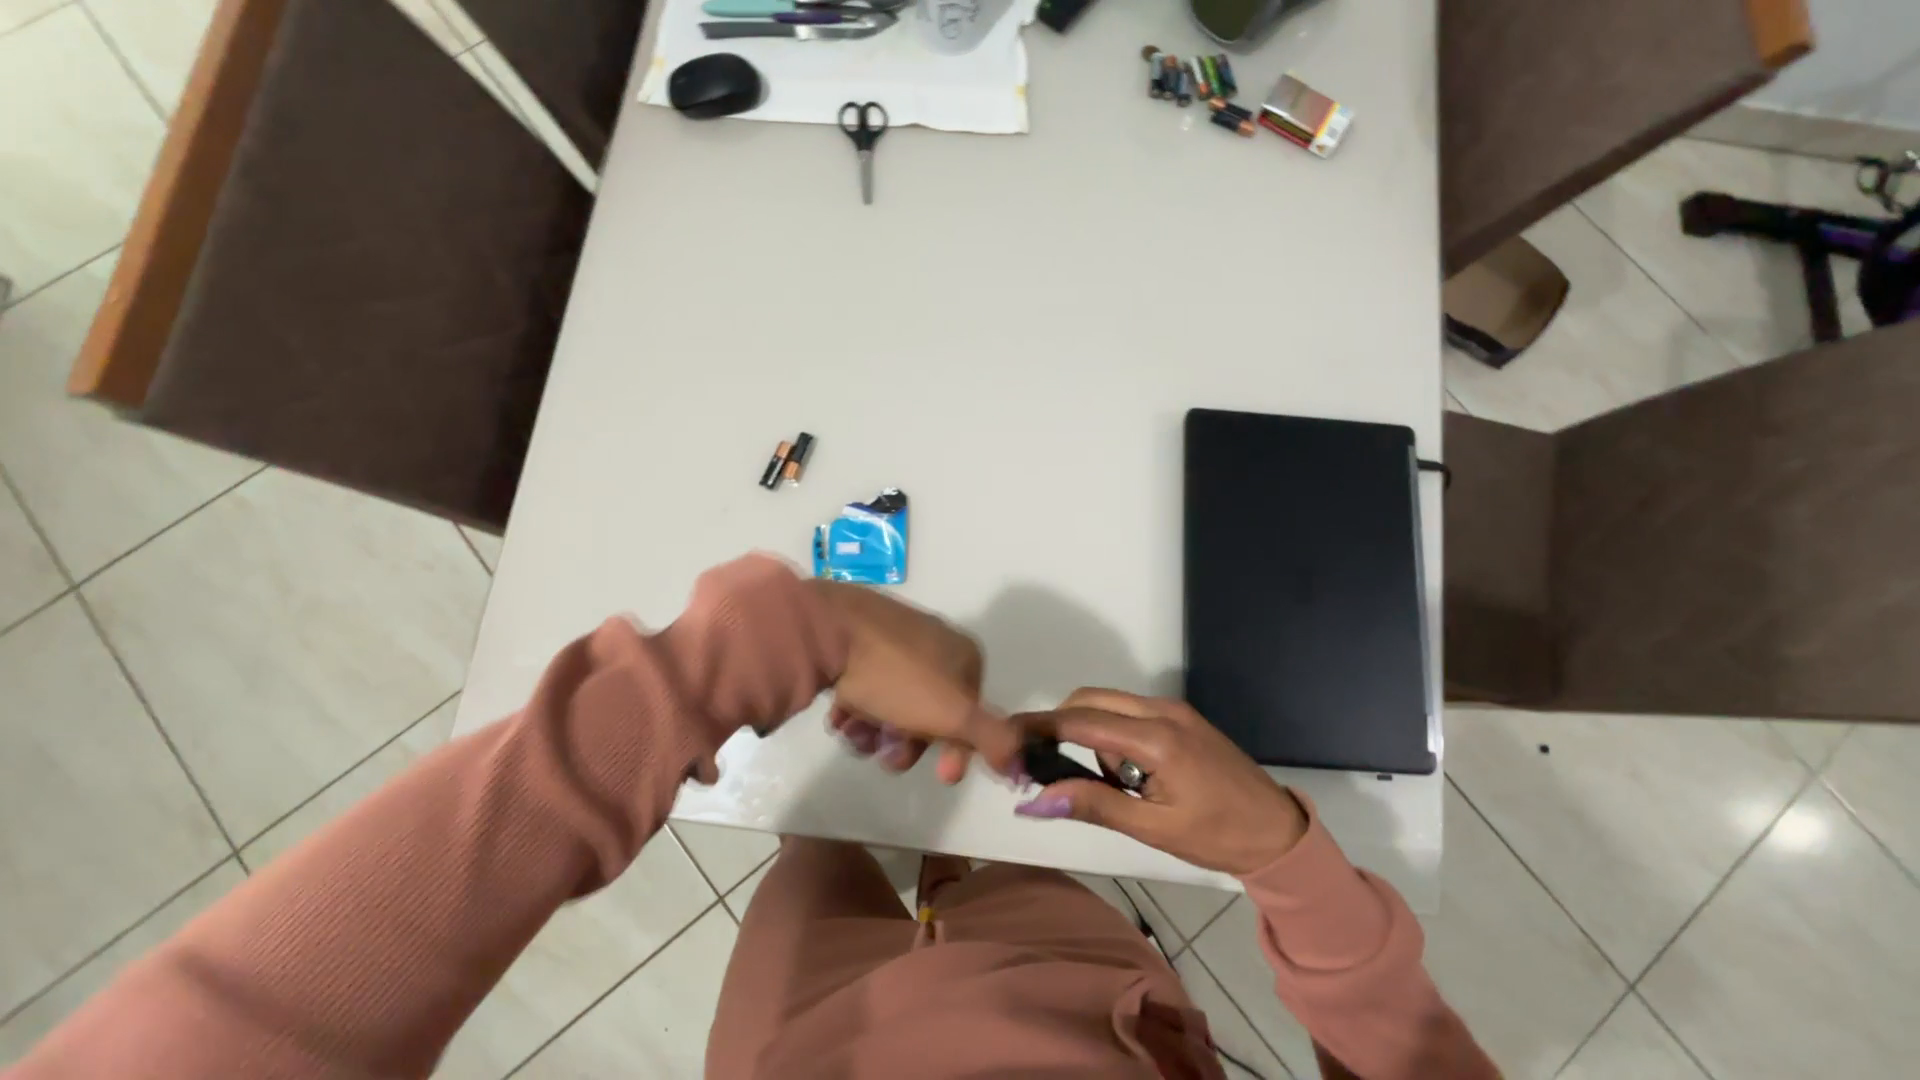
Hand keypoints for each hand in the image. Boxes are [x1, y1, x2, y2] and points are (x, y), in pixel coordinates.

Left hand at [811, 580, 1019, 783]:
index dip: (958, 751)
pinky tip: (839, 719)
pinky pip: (863, 686)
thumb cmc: (897, 676)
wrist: (827, 629)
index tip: (941, 777)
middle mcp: (933, 643)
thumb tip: (1019, 760)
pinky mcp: (856, 641)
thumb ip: (993, 738)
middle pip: (929, 713)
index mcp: (964, 655)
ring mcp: (893, 640)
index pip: (972, 715)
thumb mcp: (955, 715)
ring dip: (875, 732)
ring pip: (892, 704)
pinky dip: (854, 710)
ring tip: (854, 736)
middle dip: (908, 744)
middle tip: (885, 757)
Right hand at [1009, 688, 1308, 874]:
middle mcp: (1161, 710)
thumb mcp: (1151, 827)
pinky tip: (1124, 775)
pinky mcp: (1180, 719)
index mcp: (1156, 737)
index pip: (1080, 721)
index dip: (1037, 729)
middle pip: (1089, 701)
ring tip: (1103, 786)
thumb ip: (1091, 804)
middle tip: (1042, 768)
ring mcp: (1173, 711)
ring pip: (1108, 705)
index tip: (1005, 740)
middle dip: (1060, 727)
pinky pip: (1130, 714)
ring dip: (1090, 734)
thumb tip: (1033, 800)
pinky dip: (1112, 736)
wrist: (1277, 832)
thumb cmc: (1217, 836)